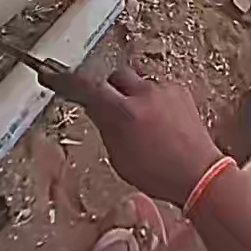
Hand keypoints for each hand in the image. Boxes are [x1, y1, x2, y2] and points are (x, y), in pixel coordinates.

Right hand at [40, 65, 224, 205]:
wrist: (202, 176)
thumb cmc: (158, 174)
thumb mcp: (120, 157)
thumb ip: (104, 127)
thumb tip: (95, 108)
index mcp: (123, 113)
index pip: (85, 88)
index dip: (63, 81)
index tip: (48, 74)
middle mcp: (142, 94)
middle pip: (113, 77)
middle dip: (111, 91)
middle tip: (114, 111)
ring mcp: (162, 89)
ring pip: (137, 82)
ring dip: (134, 97)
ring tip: (145, 124)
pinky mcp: (178, 89)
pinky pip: (157, 89)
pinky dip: (154, 101)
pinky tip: (163, 123)